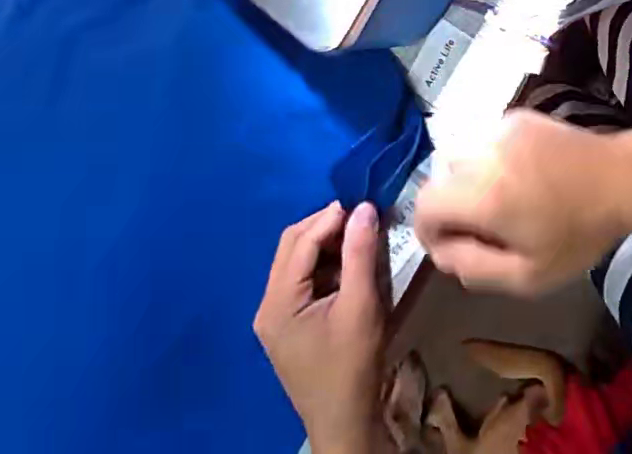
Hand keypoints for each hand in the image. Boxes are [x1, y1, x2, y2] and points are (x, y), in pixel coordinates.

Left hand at [254, 202, 384, 453]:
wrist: (346, 427)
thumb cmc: (352, 367)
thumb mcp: (361, 306)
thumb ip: (360, 254)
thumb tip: (364, 207)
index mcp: (277, 302)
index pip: (301, 243)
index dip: (330, 219)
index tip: (362, 204)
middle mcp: (267, 304)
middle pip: (292, 247)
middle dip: (325, 227)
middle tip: (359, 219)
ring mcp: (275, 316)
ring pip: (297, 261)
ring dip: (325, 245)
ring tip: (357, 238)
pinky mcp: (287, 325)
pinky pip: (302, 281)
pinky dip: (324, 266)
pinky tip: (348, 266)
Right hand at [414, 109, 631, 295]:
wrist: (618, 178)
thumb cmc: (577, 233)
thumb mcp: (529, 275)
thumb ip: (475, 268)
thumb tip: (440, 254)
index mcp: (482, 196)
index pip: (423, 205)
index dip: (428, 230)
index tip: (451, 245)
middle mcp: (480, 154)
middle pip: (437, 179)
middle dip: (449, 205)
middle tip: (481, 226)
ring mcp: (495, 129)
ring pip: (456, 154)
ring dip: (465, 179)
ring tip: (499, 197)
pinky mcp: (511, 116)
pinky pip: (481, 139)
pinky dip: (486, 158)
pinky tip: (518, 173)